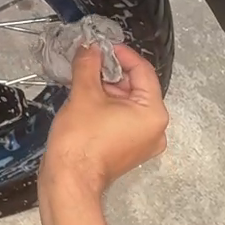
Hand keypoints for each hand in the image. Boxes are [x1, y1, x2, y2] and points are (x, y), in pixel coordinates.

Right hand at [39, 43, 168, 198]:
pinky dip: (107, 105)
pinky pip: (122, 118)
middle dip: (111, 72)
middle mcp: (156, 129)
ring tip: (82, 79)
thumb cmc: (81, 138)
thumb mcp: (84, 93)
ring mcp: (143, 142)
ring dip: (107, 88)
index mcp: (153, 113)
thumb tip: (90, 47)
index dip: (120, 54)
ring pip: (128, 102)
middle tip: (87, 61)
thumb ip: (89, 64)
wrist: (69, 179)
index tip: (100, 45)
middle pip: (136, 86)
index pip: (142, 71)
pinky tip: (86, 99)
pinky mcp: (128, 149)